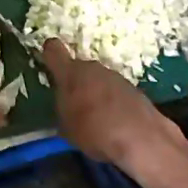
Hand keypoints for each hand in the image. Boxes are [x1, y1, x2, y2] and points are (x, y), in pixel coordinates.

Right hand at [43, 39, 187, 177]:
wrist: (140, 138)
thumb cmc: (94, 130)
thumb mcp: (66, 126)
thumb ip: (63, 108)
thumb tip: (66, 103)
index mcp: (70, 73)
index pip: (53, 50)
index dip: (49, 54)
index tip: (47, 64)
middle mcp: (92, 67)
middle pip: (78, 68)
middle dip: (75, 83)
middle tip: (74, 106)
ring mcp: (115, 76)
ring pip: (98, 79)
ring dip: (95, 93)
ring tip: (97, 119)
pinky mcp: (133, 88)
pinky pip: (115, 92)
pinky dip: (112, 103)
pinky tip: (114, 124)